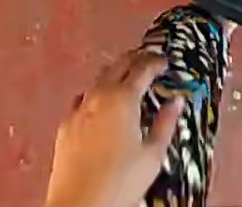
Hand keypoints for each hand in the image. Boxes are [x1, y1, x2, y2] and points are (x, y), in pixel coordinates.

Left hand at [43, 51, 184, 206]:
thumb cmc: (121, 182)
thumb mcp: (152, 156)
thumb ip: (166, 123)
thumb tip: (177, 100)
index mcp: (124, 98)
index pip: (143, 67)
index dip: (156, 61)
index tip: (165, 62)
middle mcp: (101, 94)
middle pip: (120, 64)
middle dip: (137, 59)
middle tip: (149, 62)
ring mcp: (80, 108)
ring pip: (100, 77)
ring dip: (116, 72)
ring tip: (126, 79)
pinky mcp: (65, 124)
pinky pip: (82, 97)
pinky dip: (95, 92)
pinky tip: (98, 104)